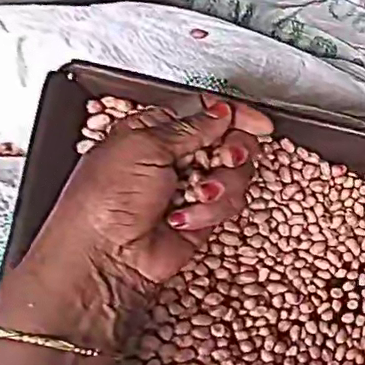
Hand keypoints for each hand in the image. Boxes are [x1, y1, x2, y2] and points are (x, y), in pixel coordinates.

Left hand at [0, 98, 267, 347]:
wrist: (107, 253)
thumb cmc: (105, 200)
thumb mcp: (143, 147)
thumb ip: (190, 126)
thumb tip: (222, 111)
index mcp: (157, 130)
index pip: (208, 112)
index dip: (236, 115)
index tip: (259, 124)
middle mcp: (179, 156)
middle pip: (232, 142)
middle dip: (234, 152)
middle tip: (225, 159)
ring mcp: (196, 186)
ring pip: (238, 175)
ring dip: (221, 187)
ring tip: (196, 197)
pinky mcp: (207, 213)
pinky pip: (232, 203)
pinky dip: (212, 211)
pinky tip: (185, 218)